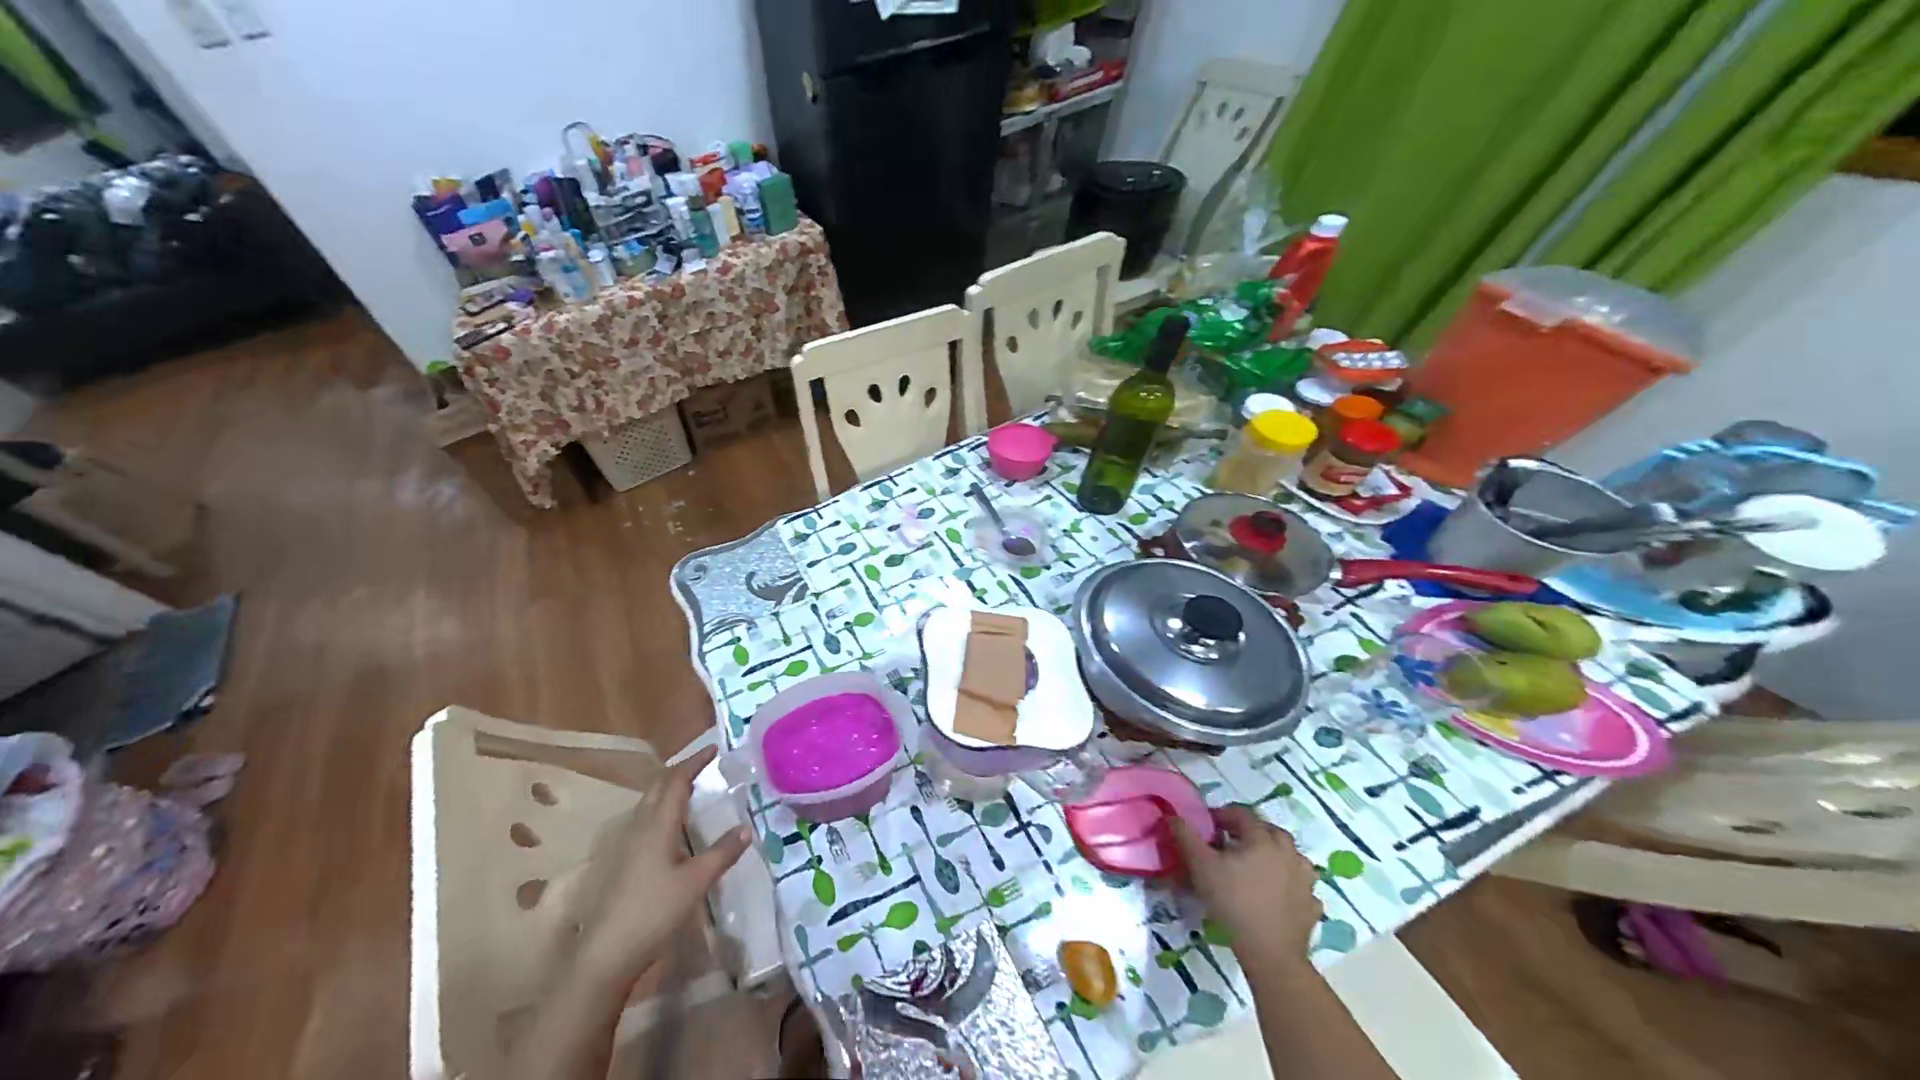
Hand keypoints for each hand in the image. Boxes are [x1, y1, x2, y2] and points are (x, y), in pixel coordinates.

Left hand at [565, 745, 751, 986]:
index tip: (714, 749)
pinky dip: (662, 808)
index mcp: (657, 825)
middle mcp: (639, 827)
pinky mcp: (624, 862)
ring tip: (692, 788)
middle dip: (680, 771)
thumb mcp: (696, 881)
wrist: (606, 953)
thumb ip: (722, 852)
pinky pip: (645, 820)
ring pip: (648, 803)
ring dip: (669, 789)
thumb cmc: (654, 911)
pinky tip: (673, 826)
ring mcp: (627, 845)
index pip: (675, 781)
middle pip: (657, 787)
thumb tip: (746, 828)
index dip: (694, 762)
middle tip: (704, 764)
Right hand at [1168, 804, 1321, 967]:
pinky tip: (1278, 893)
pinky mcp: (1312, 904)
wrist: (1269, 953)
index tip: (1208, 825)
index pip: (1241, 814)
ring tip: (1257, 866)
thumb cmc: (1232, 903)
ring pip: (1291, 856)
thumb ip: (1185, 837)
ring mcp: (1305, 879)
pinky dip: (1290, 883)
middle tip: (1231, 844)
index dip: (1222, 815)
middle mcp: (1289, 852)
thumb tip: (1172, 816)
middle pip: (1270, 831)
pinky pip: (1301, 885)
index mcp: (1262, 839)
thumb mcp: (1201, 867)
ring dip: (1275, 855)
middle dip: (1250, 832)